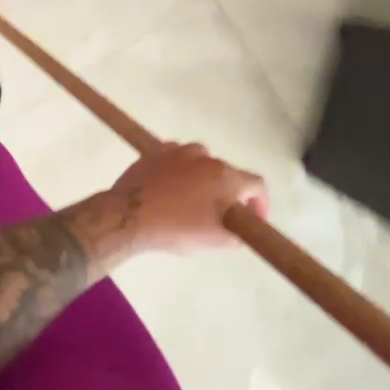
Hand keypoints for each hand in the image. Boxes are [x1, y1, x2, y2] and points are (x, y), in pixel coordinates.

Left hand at [107, 142, 267, 253]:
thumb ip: (238, 234)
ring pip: (201, 161)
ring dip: (204, 178)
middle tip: (220, 214)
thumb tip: (240, 229)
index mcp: (224, 175)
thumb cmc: (176, 227)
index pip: (257, 184)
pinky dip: (180, 170)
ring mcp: (176, 150)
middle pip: (228, 172)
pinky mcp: (153, 151)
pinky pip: (176, 157)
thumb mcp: (216, 240)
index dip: (260, 203)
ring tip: (193, 200)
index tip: (253, 219)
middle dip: (229, 193)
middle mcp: (203, 155)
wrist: (128, 215)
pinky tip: (171, 187)